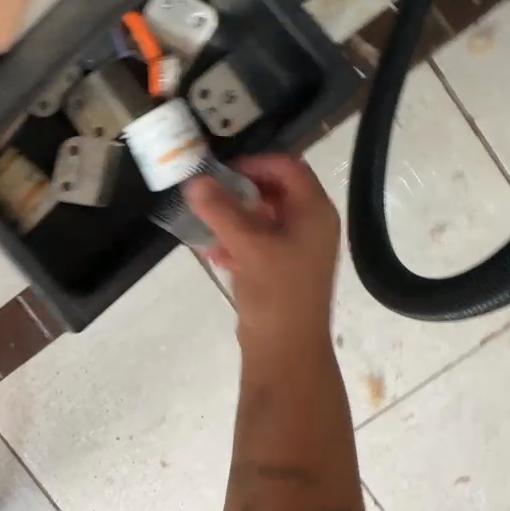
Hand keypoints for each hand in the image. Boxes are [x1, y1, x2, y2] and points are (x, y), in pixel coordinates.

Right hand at [186, 155, 340, 350]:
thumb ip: (221, 211)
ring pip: (261, 218)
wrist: (285, 347)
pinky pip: (256, 243)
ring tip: (204, 223)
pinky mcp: (279, 269)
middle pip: (274, 192)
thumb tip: (195, 182)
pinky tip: (212, 252)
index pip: (287, 168)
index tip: (218, 172)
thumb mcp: (248, 246)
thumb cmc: (276, 292)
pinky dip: (234, 241)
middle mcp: (309, 225)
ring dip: (232, 217)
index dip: (254, 164)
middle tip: (207, 195)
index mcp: (314, 212)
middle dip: (238, 191)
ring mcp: (295, 248)